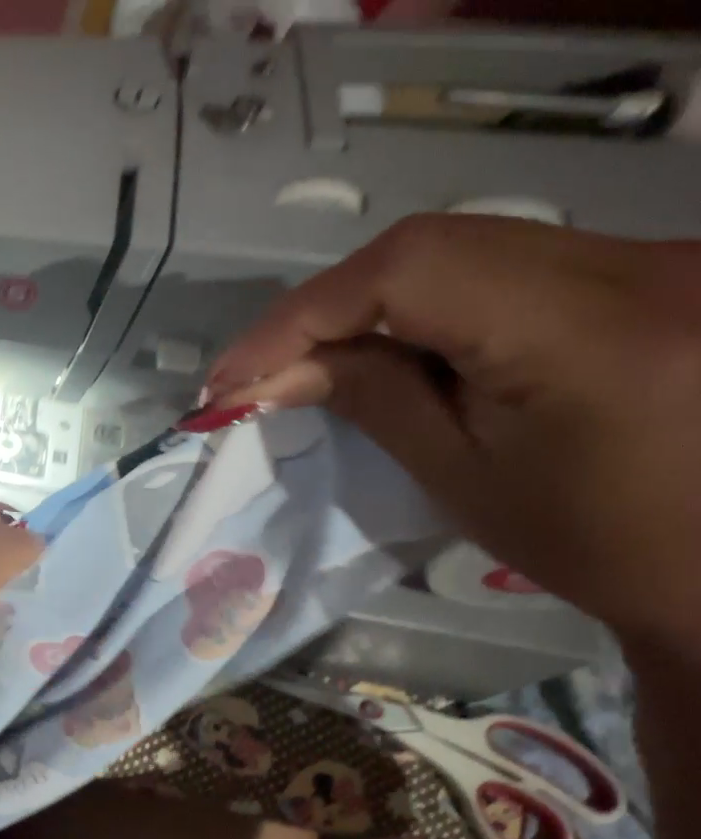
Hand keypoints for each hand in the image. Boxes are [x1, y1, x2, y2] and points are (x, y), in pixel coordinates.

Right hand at [202, 215, 700, 654]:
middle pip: (432, 243)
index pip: (410, 271)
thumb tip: (266, 374)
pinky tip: (393, 341)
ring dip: (368, 298)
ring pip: (464, 243)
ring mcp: (655, 257)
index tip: (233, 377)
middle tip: (262, 369)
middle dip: (326, 305)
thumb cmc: (597, 545)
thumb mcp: (461, 476)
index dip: (303, 313)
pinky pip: (504, 258)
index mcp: (593, 334)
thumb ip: (368, 398)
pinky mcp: (651, 266)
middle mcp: (640, 267)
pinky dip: (425, 296)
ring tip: (313, 359)